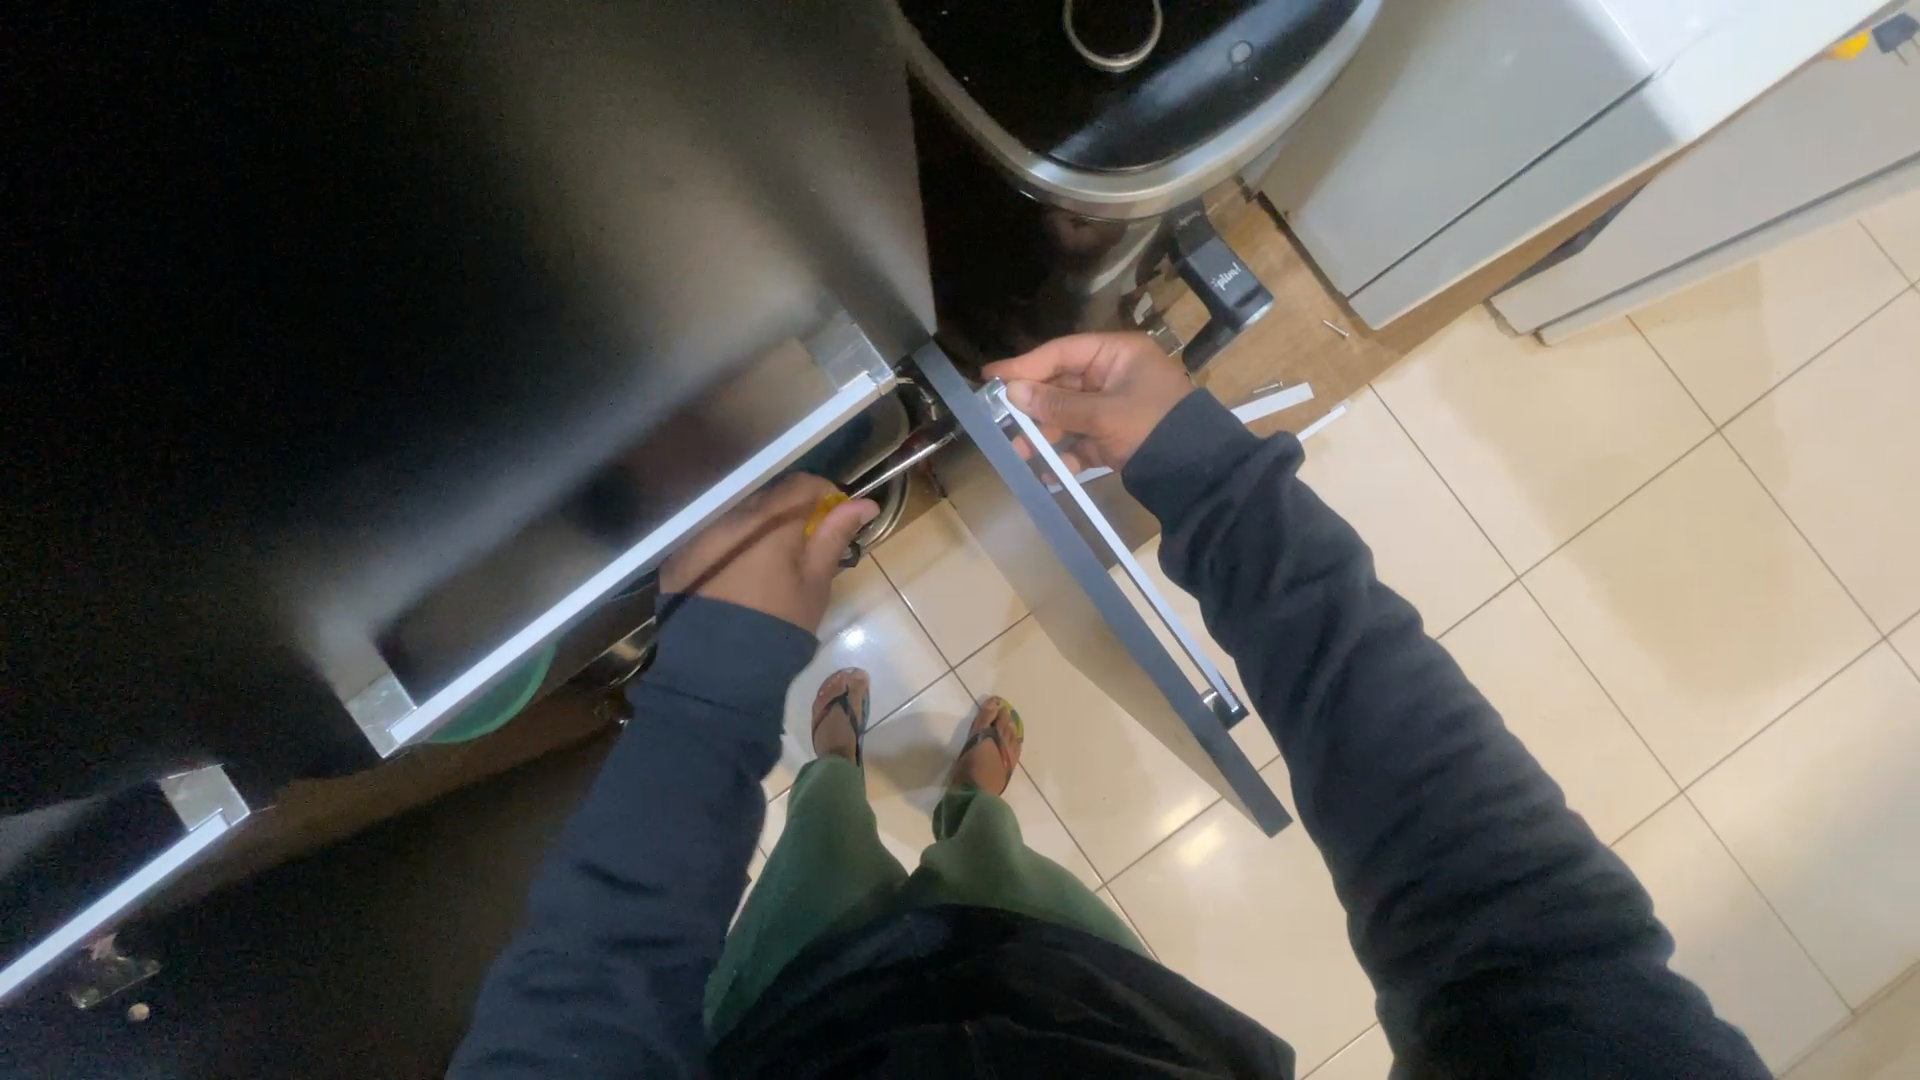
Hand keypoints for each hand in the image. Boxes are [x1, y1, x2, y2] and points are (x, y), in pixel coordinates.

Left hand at [660, 474, 877, 634]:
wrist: (719, 670)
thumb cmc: (780, 624)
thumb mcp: (815, 582)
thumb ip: (834, 536)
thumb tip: (864, 504)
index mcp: (769, 522)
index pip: (802, 485)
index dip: (825, 494)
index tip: (836, 516)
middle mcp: (730, 518)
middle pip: (768, 498)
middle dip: (792, 512)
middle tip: (808, 542)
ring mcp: (700, 537)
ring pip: (739, 517)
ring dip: (760, 529)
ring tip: (773, 563)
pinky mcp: (680, 559)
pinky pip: (713, 539)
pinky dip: (732, 547)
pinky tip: (740, 577)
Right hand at [983, 333, 1194, 474]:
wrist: (1196, 472)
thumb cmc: (1152, 426)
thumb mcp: (1103, 414)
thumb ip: (1057, 404)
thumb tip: (1013, 393)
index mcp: (1117, 355)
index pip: (1061, 353)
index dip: (1025, 366)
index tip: (991, 378)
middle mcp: (1113, 376)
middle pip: (1061, 386)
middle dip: (1033, 408)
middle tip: (1001, 422)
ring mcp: (1114, 408)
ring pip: (1067, 416)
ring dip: (1045, 436)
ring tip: (1021, 452)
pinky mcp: (1114, 439)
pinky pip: (1081, 442)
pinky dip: (1066, 456)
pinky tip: (1049, 473)